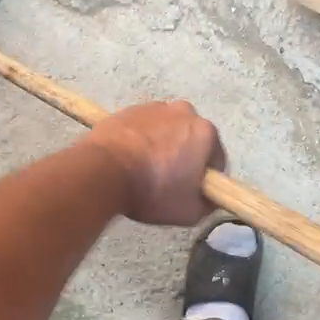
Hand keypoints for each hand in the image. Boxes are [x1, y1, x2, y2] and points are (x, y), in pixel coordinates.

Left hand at [82, 100, 223, 225]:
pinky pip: (144, 126)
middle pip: (191, 139)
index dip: (206, 179)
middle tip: (167, 181)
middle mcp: (184, 112)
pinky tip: (130, 158)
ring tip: (145, 170)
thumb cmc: (153, 190)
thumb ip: (208, 203)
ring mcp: (155, 107)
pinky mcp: (130, 108)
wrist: (104, 170)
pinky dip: (142, 139)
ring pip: (167, 130)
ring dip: (162, 146)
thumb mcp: (190, 212)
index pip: (215, 159)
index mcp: (205, 131)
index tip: (190, 192)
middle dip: (184, 156)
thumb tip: (209, 197)